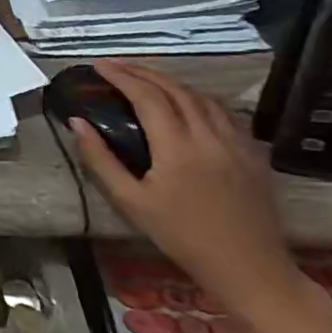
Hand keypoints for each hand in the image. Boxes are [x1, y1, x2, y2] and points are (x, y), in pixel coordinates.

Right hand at [69, 60, 306, 319]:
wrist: (248, 266)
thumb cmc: (180, 235)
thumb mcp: (129, 200)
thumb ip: (100, 158)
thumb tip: (78, 122)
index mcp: (178, 147)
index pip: (148, 97)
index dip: (122, 77)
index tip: (98, 66)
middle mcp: (211, 137)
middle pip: (177, 90)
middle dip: (144, 73)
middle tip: (116, 66)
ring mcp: (238, 144)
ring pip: (204, 98)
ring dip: (172, 82)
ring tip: (146, 79)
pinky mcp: (254, 154)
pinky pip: (225, 114)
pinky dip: (198, 98)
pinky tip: (186, 103)